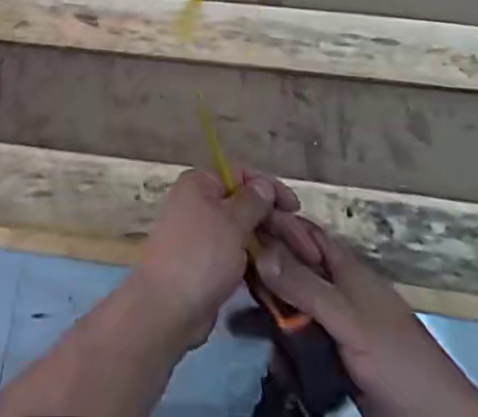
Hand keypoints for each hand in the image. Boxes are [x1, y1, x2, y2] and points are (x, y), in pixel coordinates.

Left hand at [129, 168, 295, 347]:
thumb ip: (251, 201)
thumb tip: (262, 184)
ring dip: (270, 241)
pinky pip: (238, 251)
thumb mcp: (231, 221)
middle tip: (308, 248)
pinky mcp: (209, 260)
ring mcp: (204, 233)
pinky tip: (278, 271)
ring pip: (244, 230)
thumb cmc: (201, 254)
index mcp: (200, 184)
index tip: (295, 208)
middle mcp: (199, 202)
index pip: (240, 173)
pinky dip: (257, 258)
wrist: (169, 305)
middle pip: (245, 203)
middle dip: (276, 220)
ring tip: (300, 261)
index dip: (269, 186)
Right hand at [254, 216, 477, 416]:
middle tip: (225, 266)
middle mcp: (334, 289)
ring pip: (286, 301)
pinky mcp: (327, 355)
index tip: (232, 217)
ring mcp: (330, 323)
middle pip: (289, 264)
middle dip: (259, 265)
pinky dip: (274, 336)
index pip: (301, 231)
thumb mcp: (349, 319)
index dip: (271, 221)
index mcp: (344, 269)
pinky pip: (291, 336)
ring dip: (263, 304)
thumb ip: (304, 285)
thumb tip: (257, 247)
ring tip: (233, 307)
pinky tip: (254, 337)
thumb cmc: (397, 360)